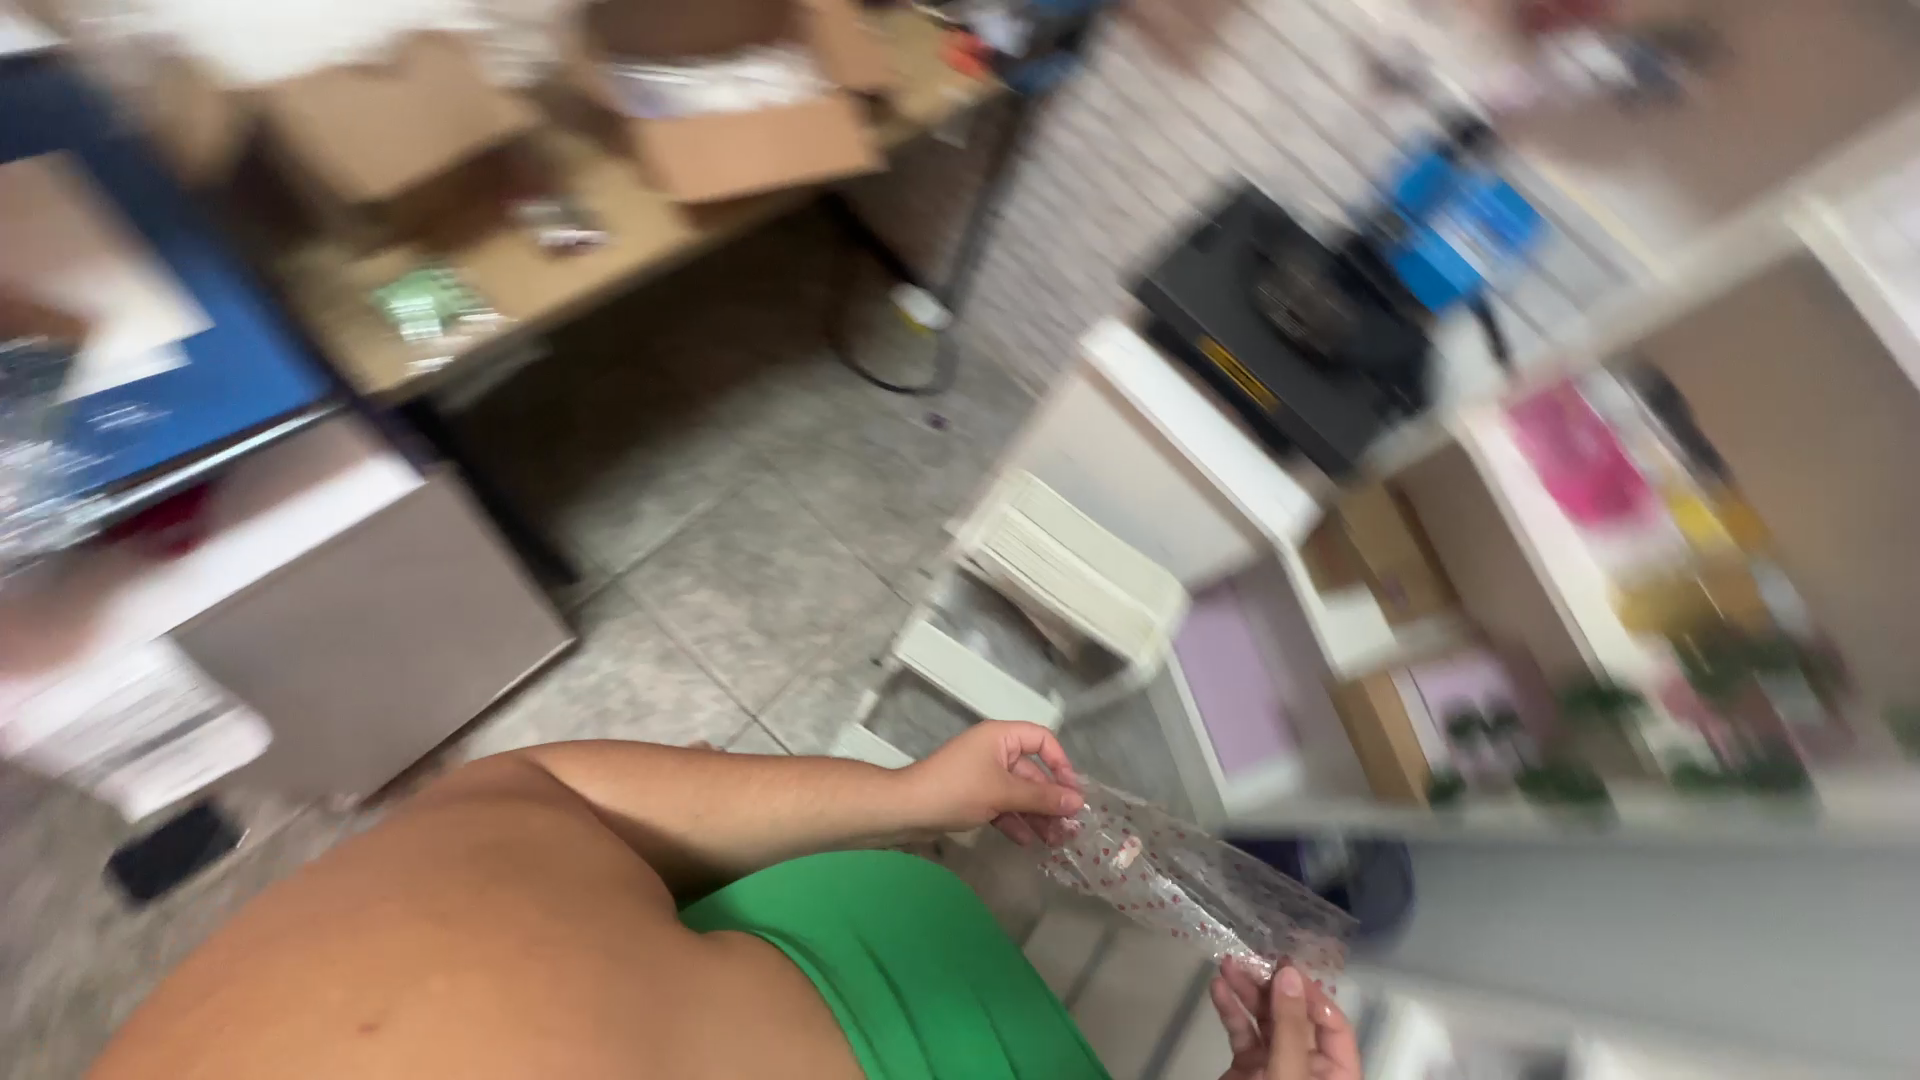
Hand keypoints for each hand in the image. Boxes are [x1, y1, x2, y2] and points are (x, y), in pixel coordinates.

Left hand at [900, 721, 1084, 844]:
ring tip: (1054, 841)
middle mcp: (994, 750)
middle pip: (1032, 771)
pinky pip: (1002, 804)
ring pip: (1018, 792)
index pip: (1041, 739)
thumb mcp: (1003, 793)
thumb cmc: (958, 790)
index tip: (1072, 791)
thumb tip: (1077, 801)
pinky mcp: (973, 795)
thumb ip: (1042, 797)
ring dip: (1036, 814)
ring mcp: (983, 774)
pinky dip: (1014, 820)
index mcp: (1000, 737)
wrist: (908, 809)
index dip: (1060, 762)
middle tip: (1069, 828)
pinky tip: (1027, 842)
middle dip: (1050, 799)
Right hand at [1210, 959, 1359, 1079]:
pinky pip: (1241, 1033)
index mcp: (1337, 1077)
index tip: (1284, 968)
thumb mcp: (1290, 1075)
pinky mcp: (1247, 1070)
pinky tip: (1217, 989)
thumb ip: (1289, 1026)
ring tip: (1226, 966)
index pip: (1334, 1027)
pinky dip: (1230, 1010)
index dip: (1312, 996)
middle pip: (1295, 1017)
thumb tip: (1289, 974)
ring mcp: (1276, 1068)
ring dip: (1246, 991)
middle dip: (1271, 988)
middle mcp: (1309, 1069)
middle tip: (1249, 960)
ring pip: (1265, 1020)